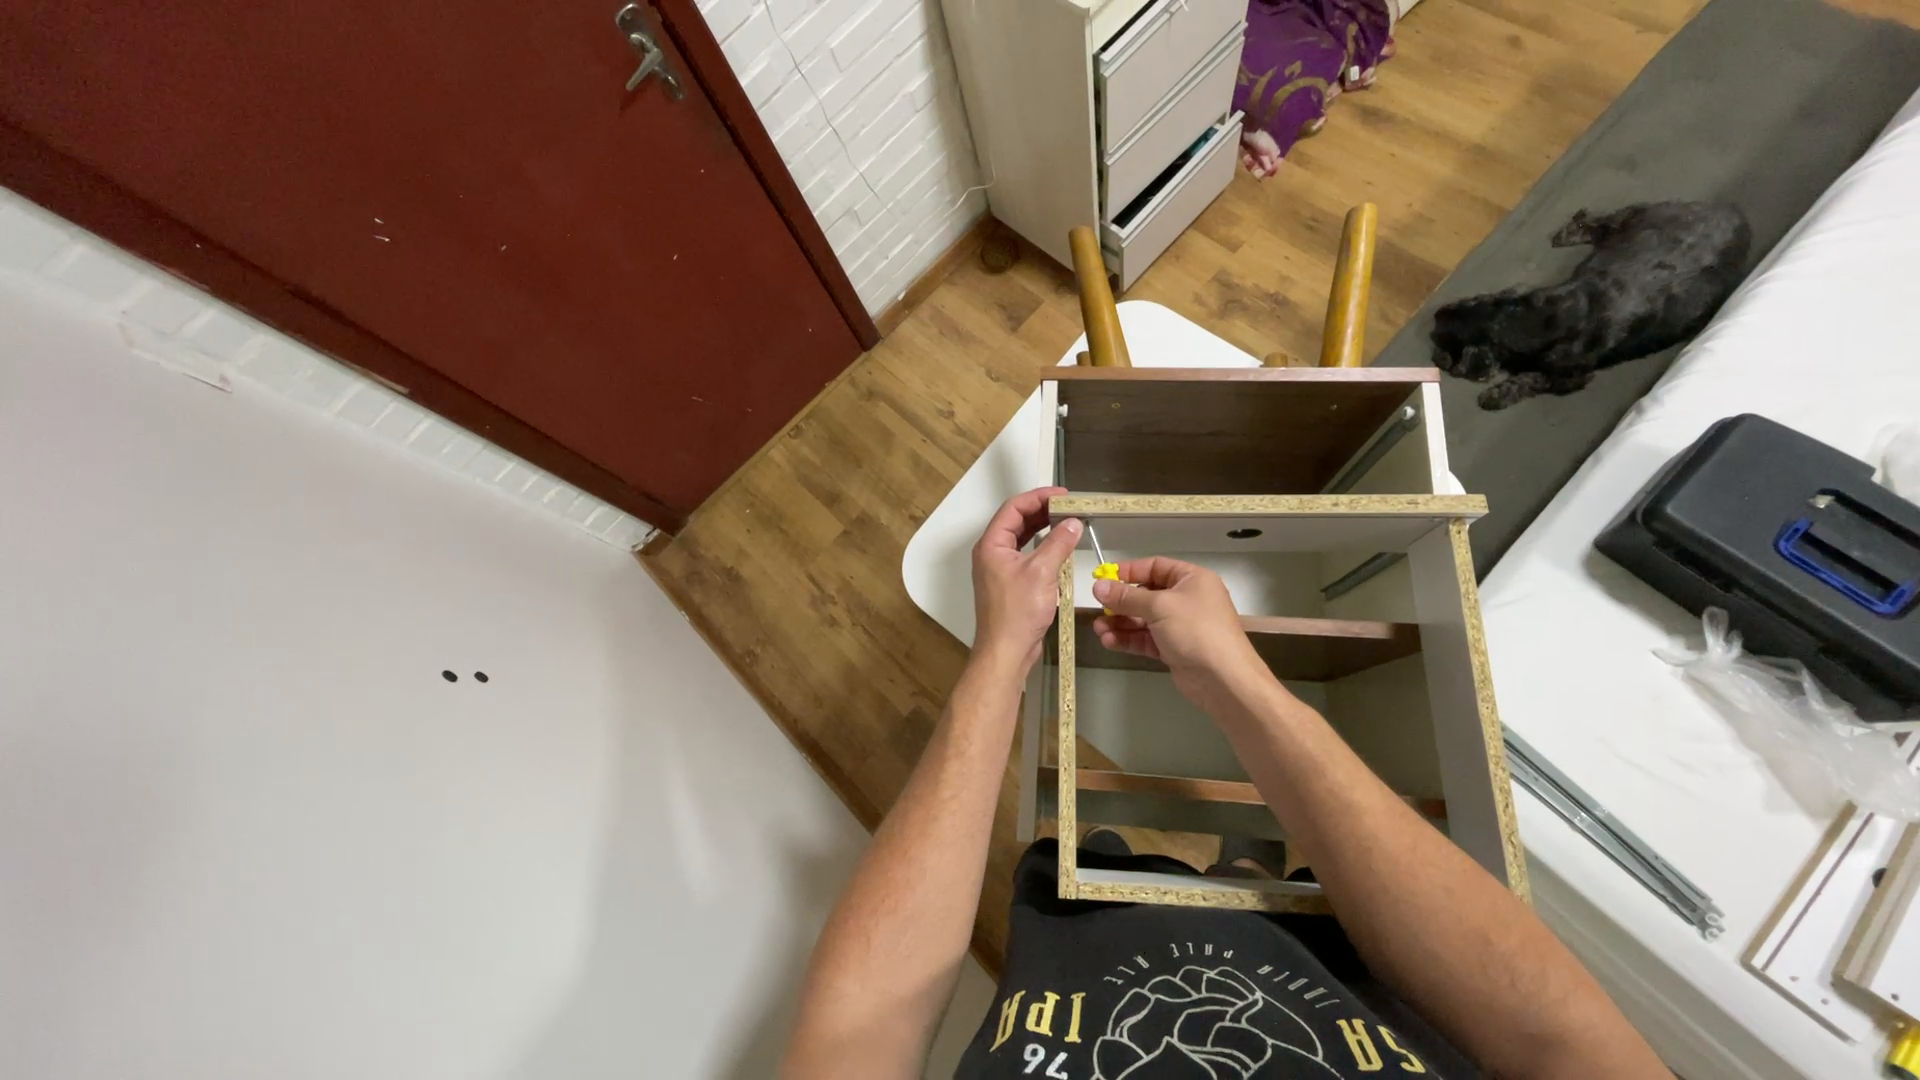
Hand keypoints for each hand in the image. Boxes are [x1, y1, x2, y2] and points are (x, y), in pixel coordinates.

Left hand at [971, 487, 1079, 669]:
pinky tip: (1058, 548)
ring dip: (1042, 528)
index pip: (1013, 508)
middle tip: (1067, 506)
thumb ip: (1058, 543)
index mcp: (991, 545)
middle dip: (1041, 511)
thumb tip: (1073, 523)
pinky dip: (1042, 547)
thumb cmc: (1018, 612)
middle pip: (1016, 521)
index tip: (1062, 495)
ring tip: (1066, 521)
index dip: (1037, 497)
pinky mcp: (1009, 583)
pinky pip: (1026, 556)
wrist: (1006, 650)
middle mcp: (991, 553)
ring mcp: (999, 569)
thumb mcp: (1042, 572)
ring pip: (1021, 539)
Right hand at [1091, 557, 1274, 706]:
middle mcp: (1187, 599)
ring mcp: (1181, 626)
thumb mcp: (1159, 607)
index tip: (1103, 578)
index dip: (1128, 571)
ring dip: (1121, 623)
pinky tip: (1109, 642)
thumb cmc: (1195, 631)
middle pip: (1146, 595)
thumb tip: (1098, 586)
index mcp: (1192, 579)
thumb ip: (1126, 597)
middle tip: (1098, 609)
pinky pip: (1146, 639)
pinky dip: (1129, 639)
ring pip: (1144, 619)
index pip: (1155, 566)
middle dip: (1121, 603)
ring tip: (1099, 629)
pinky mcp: (1174, 648)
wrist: (1223, 679)